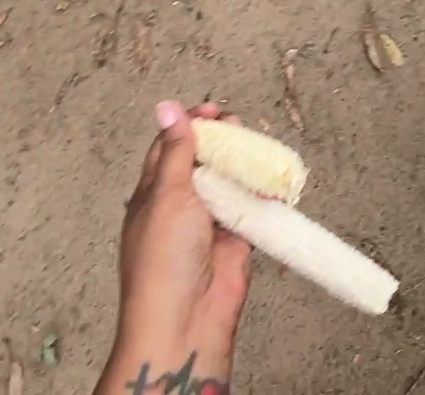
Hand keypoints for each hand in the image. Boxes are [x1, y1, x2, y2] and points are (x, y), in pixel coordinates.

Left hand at [94, 101, 252, 394]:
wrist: (187, 317)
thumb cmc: (164, 256)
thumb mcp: (167, 195)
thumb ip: (177, 151)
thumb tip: (167, 107)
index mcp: (154, 192)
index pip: (172, 146)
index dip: (191, 123)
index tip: (212, 110)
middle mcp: (182, 201)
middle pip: (205, 157)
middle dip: (222, 138)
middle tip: (237, 125)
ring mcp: (212, 217)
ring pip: (231, 176)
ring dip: (244, 160)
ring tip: (255, 145)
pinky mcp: (239, 231)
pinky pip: (253, 201)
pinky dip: (263, 188)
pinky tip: (270, 175)